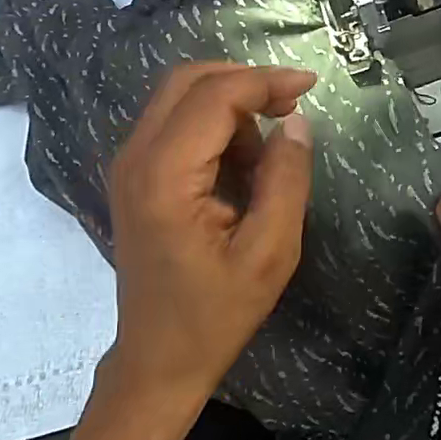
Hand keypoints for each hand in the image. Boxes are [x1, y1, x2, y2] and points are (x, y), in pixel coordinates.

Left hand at [96, 63, 316, 421]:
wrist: (160, 358)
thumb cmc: (217, 312)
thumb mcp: (271, 251)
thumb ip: (287, 179)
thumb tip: (297, 123)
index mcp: (166, 176)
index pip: (214, 96)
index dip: (266, 81)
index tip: (311, 86)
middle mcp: (136, 158)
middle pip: (188, 82)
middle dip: (246, 82)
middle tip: (292, 106)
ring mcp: (130, 167)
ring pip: (181, 100)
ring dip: (232, 109)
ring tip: (268, 159)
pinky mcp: (137, 178)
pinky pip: (177, 127)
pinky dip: (216, 130)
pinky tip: (243, 169)